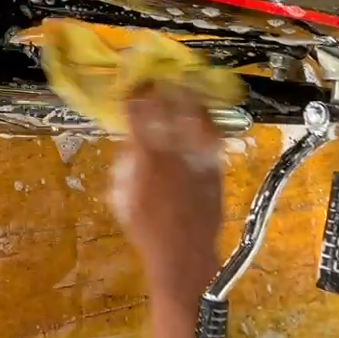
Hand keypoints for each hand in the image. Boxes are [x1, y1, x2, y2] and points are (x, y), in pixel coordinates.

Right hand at [112, 85, 225, 295]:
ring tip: (189, 86)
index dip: (137, 96)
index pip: (139, 117)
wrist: (183, 259)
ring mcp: (198, 163)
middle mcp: (173, 156)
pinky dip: (209, 125)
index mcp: (146, 162)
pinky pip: (214, 142)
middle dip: (165, 90)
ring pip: (196, 122)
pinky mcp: (216, 173)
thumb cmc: (146, 232)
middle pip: (170, 112)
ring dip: (191, 101)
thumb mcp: (122, 198)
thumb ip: (126, 167)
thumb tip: (131, 143)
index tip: (135, 85)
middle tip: (162, 79)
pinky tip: (206, 116)